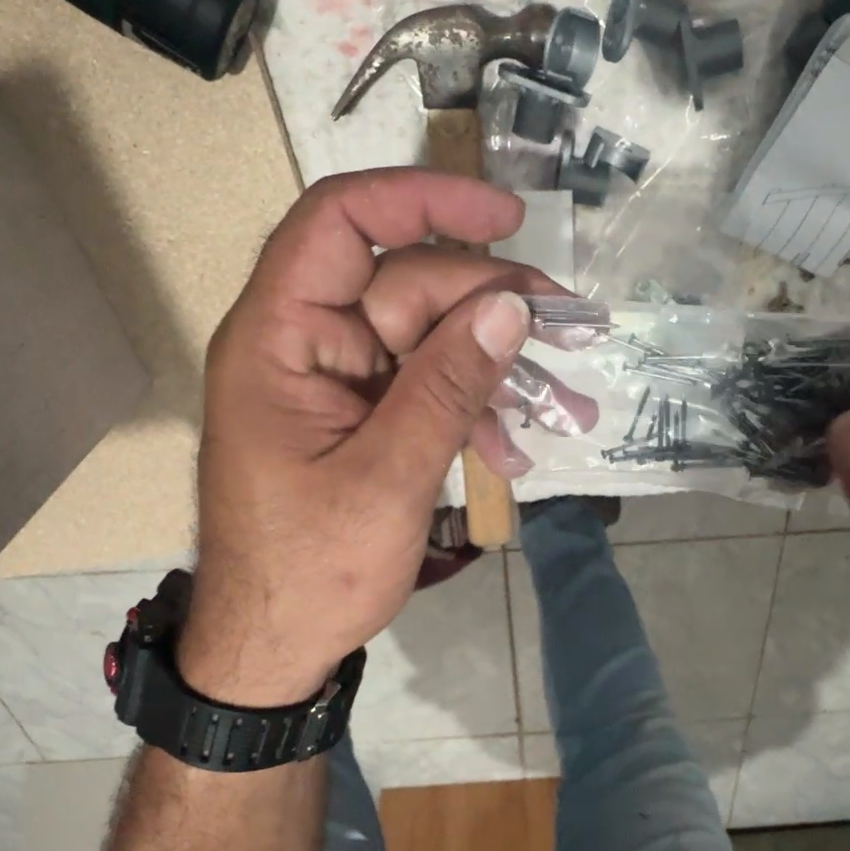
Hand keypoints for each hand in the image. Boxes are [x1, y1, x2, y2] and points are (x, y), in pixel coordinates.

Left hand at [176, 169, 562, 705]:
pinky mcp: (365, 419)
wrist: (274, 650)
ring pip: (430, 339)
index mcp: (281, 339)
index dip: (424, 200)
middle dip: (493, 306)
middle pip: (408, 285)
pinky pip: (427, 389)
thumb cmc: (309, 573)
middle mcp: (307, 344)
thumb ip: (446, 388)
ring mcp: (340, 383)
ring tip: (566, 403)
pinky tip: (517, 448)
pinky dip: (473, 410)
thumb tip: (510, 308)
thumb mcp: (387, 480)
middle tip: (574, 328)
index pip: (341, 223)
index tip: (507, 219)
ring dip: (497, 366)